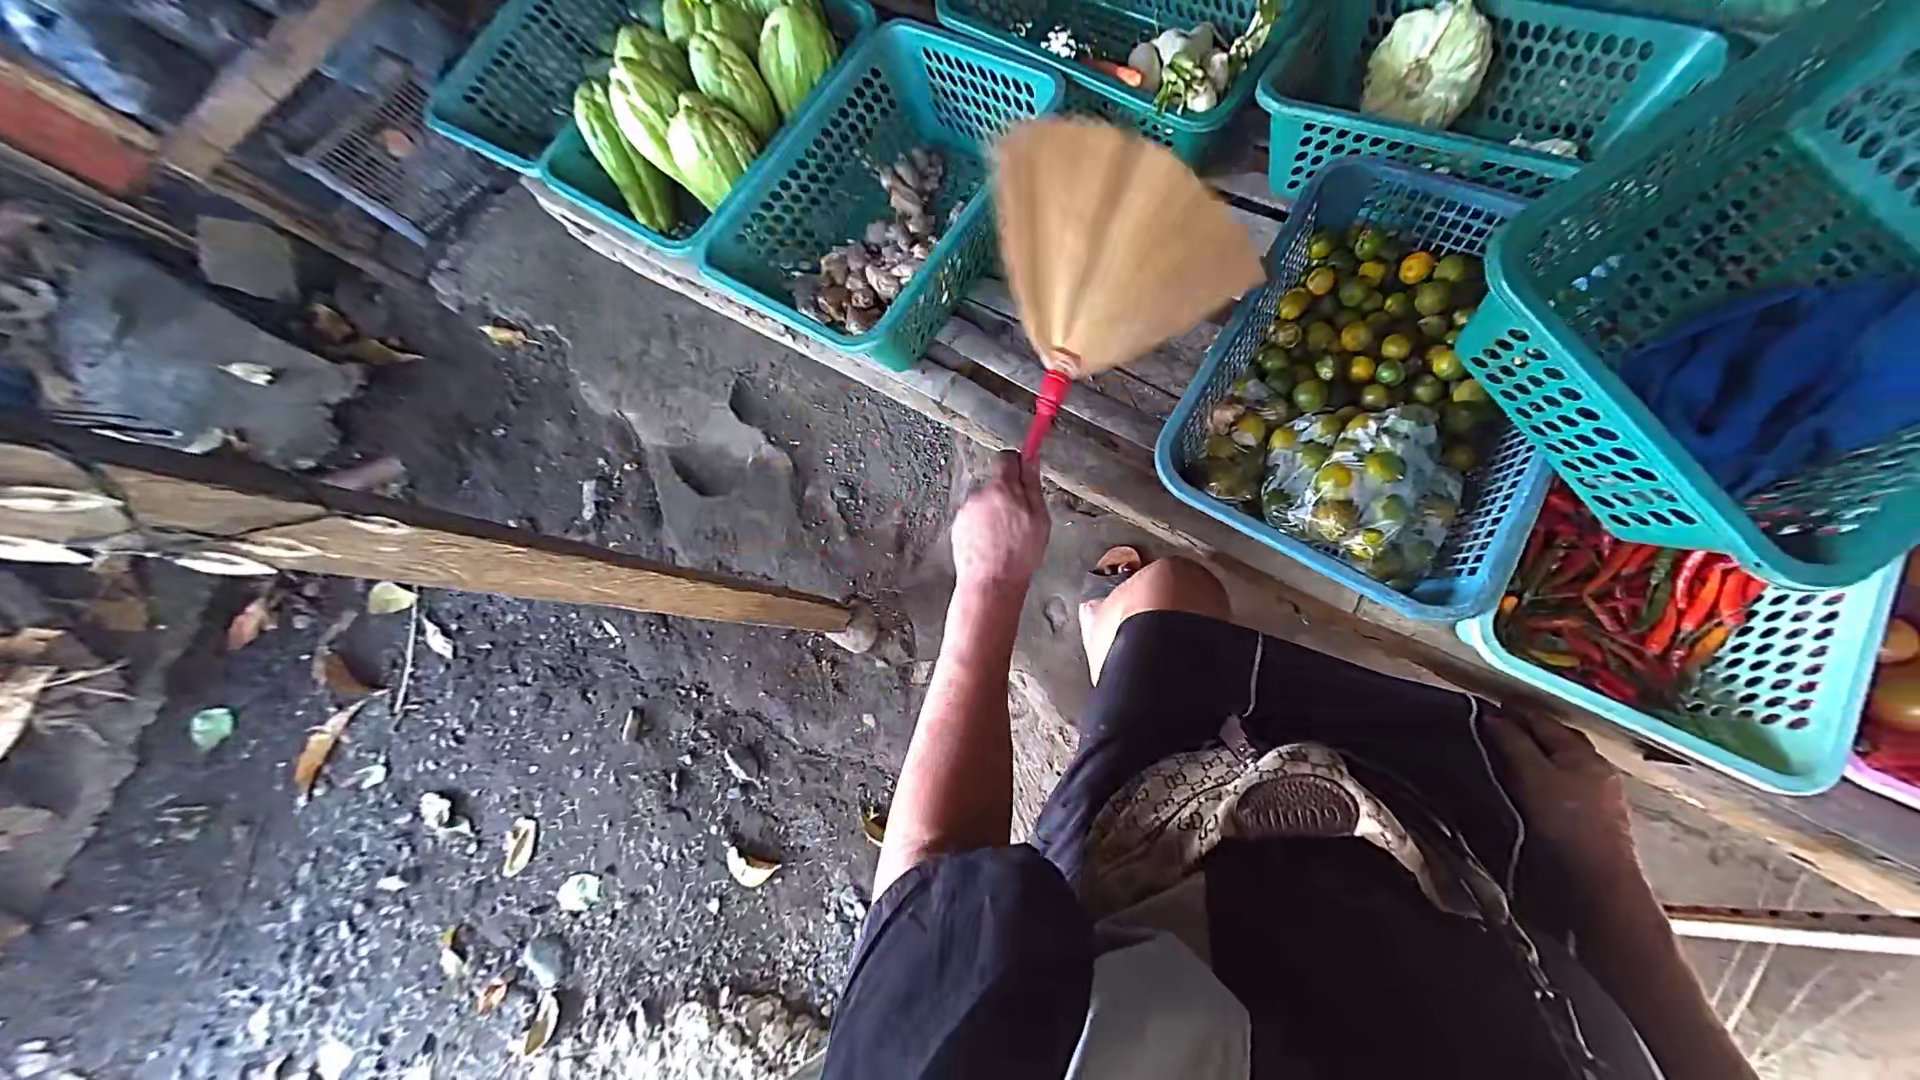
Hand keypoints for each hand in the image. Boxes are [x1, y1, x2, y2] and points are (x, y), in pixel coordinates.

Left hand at [950, 450, 1049, 588]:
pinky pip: (975, 519)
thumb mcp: (1039, 518)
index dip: (1018, 465)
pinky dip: (983, 527)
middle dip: (1008, 495)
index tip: (1024, 473)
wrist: (991, 582)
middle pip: (996, 484)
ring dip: (995, 513)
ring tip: (1006, 537)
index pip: (1007, 459)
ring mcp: (967, 511)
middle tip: (1021, 519)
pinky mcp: (959, 526)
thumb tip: (1031, 459)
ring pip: (986, 503)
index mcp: (1002, 488)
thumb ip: (1032, 485)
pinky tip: (992, 543)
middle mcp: (980, 494)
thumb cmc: (1018, 554)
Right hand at [1485, 709, 1641, 887]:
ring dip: (1529, 750)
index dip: (1515, 710)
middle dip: (1523, 728)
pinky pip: (1557, 779)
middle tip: (1487, 724)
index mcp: (1584, 755)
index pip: (1544, 721)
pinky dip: (1536, 770)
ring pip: (1555, 760)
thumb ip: (1512, 742)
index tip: (1483, 704)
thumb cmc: (1563, 820)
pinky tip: (1518, 778)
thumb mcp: (1532, 774)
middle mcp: (1595, 769)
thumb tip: (1491, 715)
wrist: (1595, 881)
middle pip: (1554, 739)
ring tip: (1497, 749)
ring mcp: (1596, 794)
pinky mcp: (1589, 816)